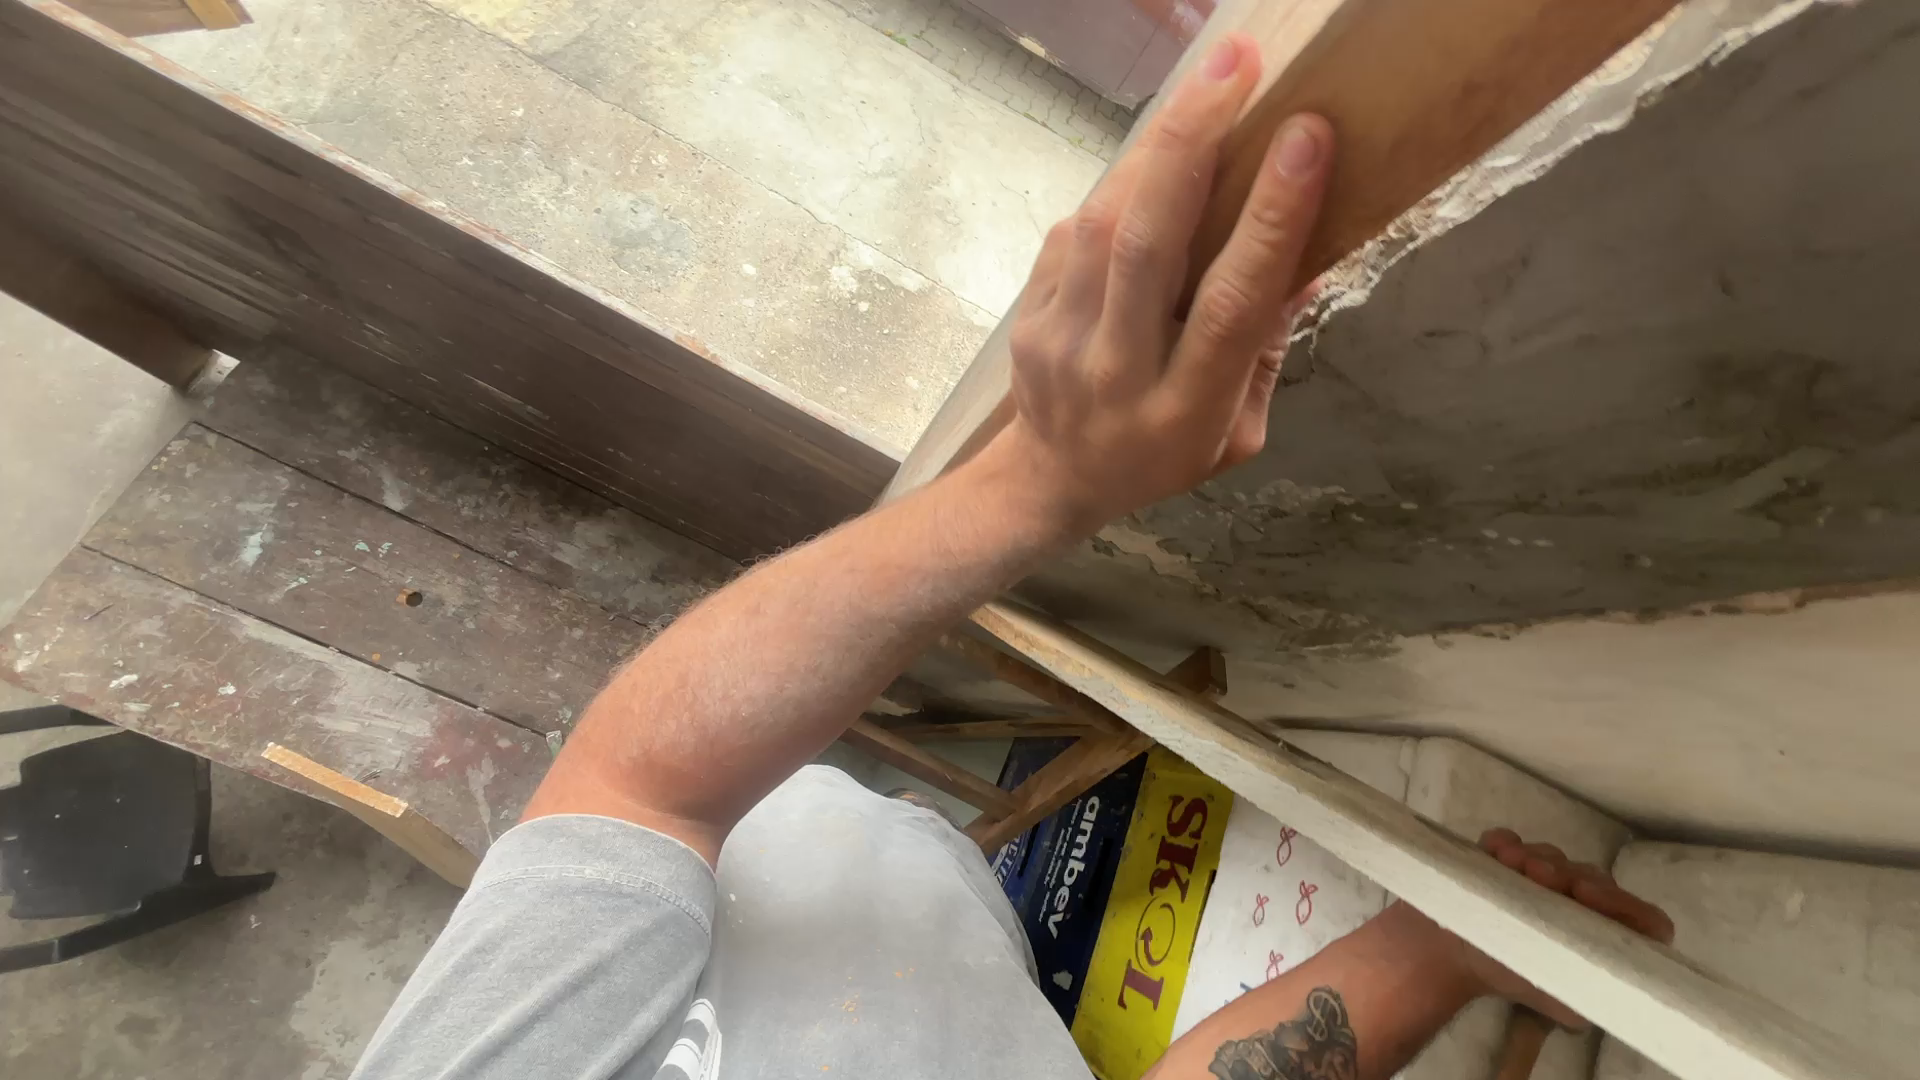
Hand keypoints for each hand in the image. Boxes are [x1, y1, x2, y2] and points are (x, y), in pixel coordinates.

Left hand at [994, 32, 1334, 531]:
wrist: (1053, 480)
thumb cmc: (1160, 459)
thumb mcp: (1234, 436)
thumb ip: (1266, 358)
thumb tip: (1302, 261)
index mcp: (1182, 410)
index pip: (1228, 305)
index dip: (1269, 219)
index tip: (1304, 136)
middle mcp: (1115, 373)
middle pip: (1147, 246)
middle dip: (1191, 144)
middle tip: (1235, 65)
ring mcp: (1060, 345)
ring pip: (1101, 228)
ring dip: (1152, 152)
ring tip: (1201, 97)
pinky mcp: (1028, 321)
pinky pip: (1072, 237)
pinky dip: (1114, 195)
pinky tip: (1146, 180)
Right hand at [1445, 829, 1676, 1028]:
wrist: (1442, 952)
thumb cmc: (1503, 974)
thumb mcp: (1555, 997)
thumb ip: (1586, 986)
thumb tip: (1605, 971)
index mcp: (1602, 940)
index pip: (1643, 920)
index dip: (1622, 904)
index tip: (1582, 894)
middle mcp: (1578, 905)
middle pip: (1593, 878)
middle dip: (1566, 872)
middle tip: (1536, 874)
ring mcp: (1537, 878)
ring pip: (1553, 856)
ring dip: (1534, 855)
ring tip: (1508, 862)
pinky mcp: (1500, 859)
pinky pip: (1510, 839)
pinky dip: (1503, 840)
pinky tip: (1492, 849)